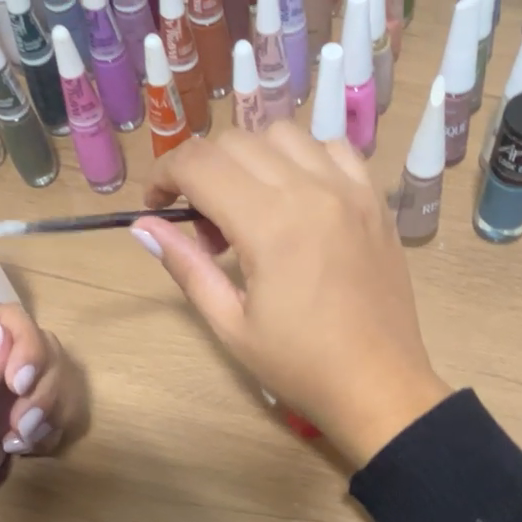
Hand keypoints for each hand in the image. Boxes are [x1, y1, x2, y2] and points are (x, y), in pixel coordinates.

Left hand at [0, 306, 85, 521]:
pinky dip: (49, 431)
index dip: (27, 346)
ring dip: (50, 409)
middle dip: (44, 385)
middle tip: (21, 426)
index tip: (21, 385)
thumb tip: (2, 329)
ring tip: (21, 441)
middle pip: (39, 348)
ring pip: (50, 381)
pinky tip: (26, 452)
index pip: (6, 321)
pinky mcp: (9, 431)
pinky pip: (49, 416)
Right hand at [134, 123, 452, 465]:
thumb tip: (144, 225)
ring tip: (251, 211)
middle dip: (204, 172)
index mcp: (269, 225)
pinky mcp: (375, 200)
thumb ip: (188, 268)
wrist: (377, 385)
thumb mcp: (232, 327)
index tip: (157, 205)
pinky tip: (298, 201)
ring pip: (284, 135)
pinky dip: (304, 160)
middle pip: (236, 142)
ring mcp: (350, 190)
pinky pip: (333, 150)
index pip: (199, 163)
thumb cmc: (301, 367)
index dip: (165, 175)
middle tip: (205, 229)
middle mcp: (310, 190)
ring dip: (252, 160)